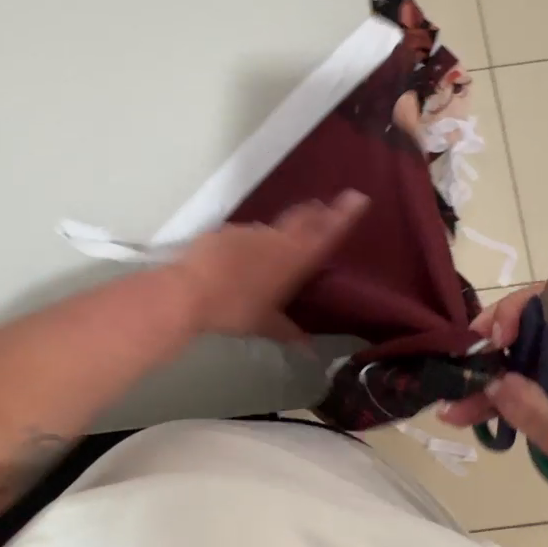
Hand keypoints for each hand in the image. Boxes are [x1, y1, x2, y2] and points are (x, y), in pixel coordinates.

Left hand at [171, 190, 368, 340]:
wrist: (190, 291)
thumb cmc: (235, 309)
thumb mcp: (265, 325)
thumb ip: (288, 332)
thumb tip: (310, 349)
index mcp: (294, 259)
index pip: (326, 232)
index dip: (343, 215)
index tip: (357, 197)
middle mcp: (276, 239)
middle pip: (303, 218)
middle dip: (317, 212)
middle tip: (324, 207)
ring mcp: (249, 232)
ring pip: (271, 230)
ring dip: (276, 236)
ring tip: (273, 250)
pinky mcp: (225, 231)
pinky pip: (243, 237)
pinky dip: (247, 246)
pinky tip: (238, 261)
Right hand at [439, 286, 547, 527]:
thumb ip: (534, 410)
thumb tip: (493, 380)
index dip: (521, 309)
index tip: (496, 337)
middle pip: (525, 327)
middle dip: (488, 342)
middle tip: (460, 363)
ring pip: (510, 359)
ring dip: (479, 378)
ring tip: (449, 402)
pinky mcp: (544, 399)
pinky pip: (508, 388)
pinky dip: (484, 400)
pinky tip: (457, 416)